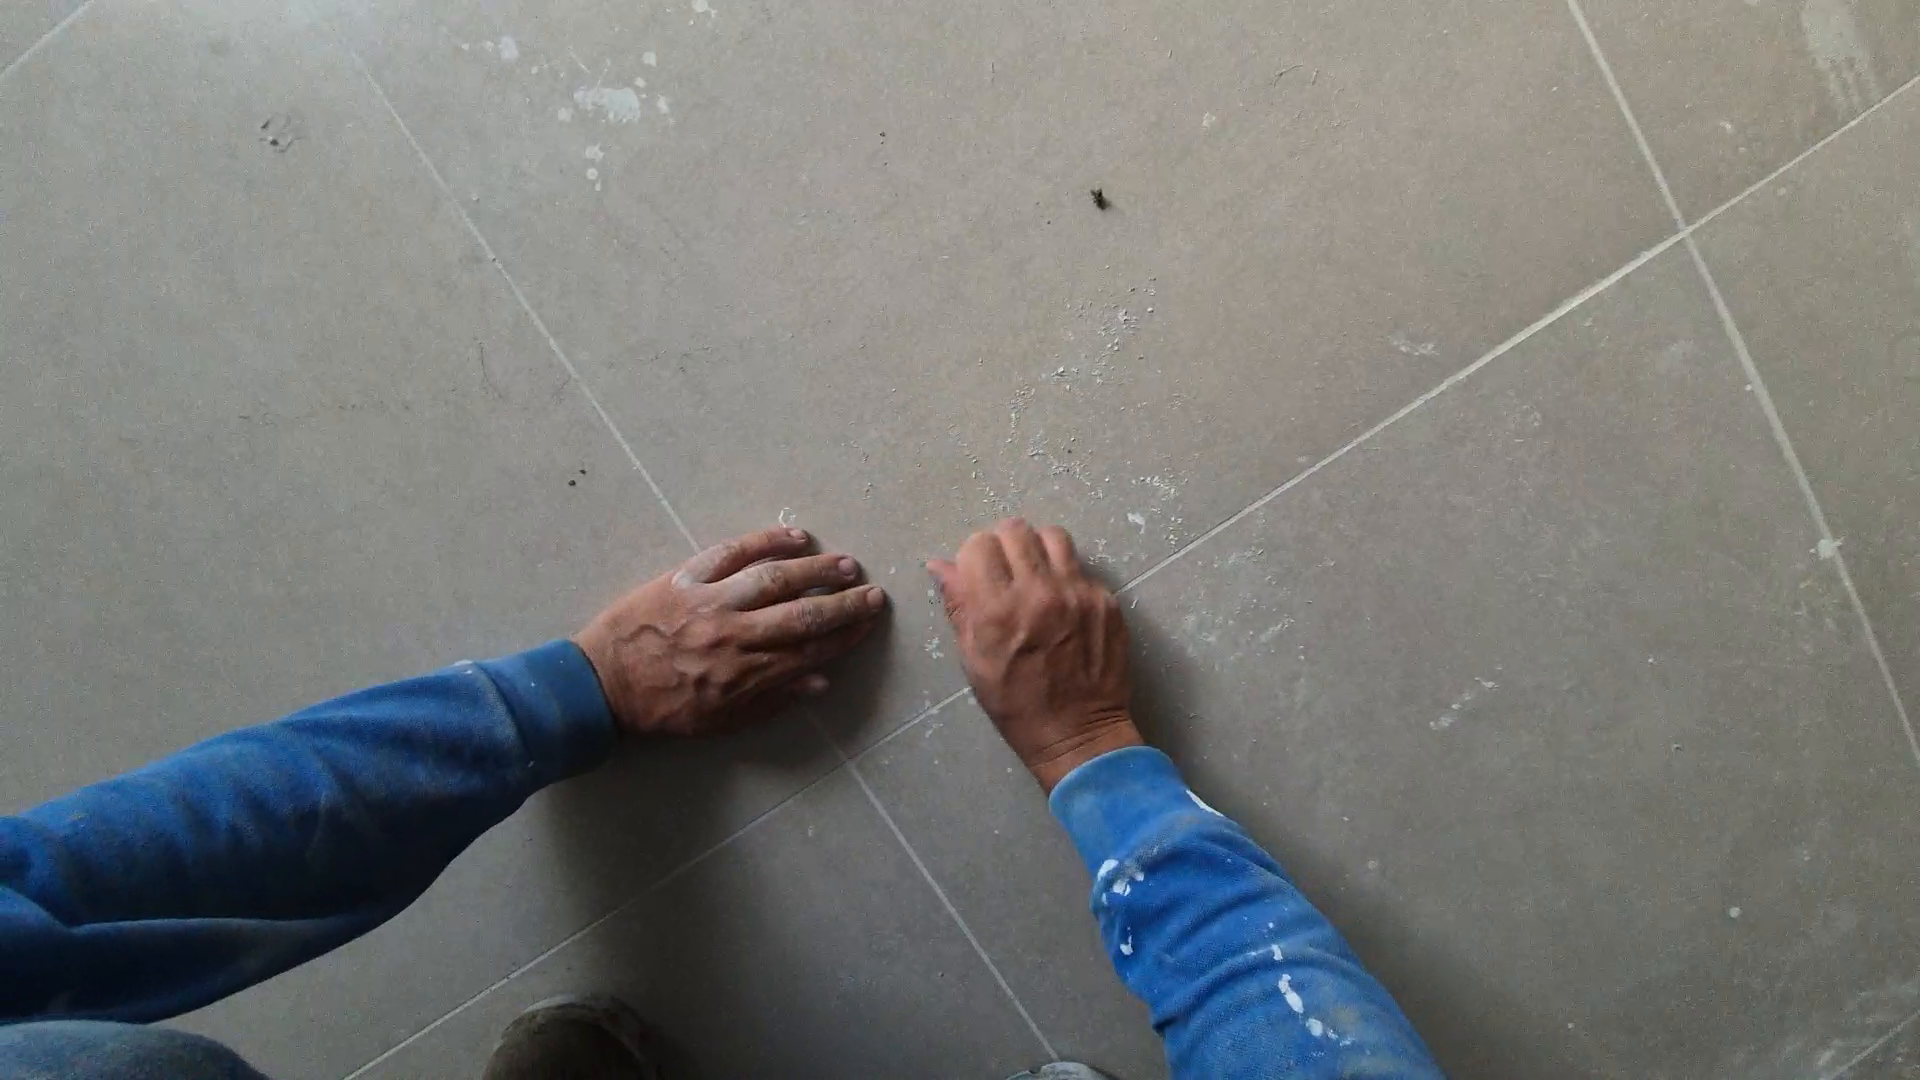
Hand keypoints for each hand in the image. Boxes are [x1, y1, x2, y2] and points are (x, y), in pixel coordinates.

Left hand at [573, 527, 886, 735]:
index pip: (811, 650)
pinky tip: (796, 536)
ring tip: (846, 564)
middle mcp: (736, 634)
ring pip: (776, 579)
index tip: (870, 622)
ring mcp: (712, 601)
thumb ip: (772, 701)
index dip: (846, 634)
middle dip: (845, 603)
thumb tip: (820, 680)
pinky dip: (766, 541)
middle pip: (804, 613)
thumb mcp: (720, 722)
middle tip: (873, 593)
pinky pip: (732, 552)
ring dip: (817, 570)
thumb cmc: (664, 708)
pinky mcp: (688, 577)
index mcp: (746, 673)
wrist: (600, 685)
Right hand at [928, 519, 1141, 791]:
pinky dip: (1066, 575)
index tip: (978, 574)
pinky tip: (1062, 602)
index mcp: (998, 610)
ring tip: (1035, 574)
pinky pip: (1080, 567)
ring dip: (1038, 549)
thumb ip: (959, 606)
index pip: (979, 544)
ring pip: (1053, 536)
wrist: (1078, 733)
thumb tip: (940, 565)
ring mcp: (1077, 593)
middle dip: (1003, 545)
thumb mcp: (973, 659)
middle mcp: (1038, 592)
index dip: (973, 556)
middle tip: (1005, 571)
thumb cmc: (1016, 703)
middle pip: (1015, 530)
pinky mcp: (1105, 601)